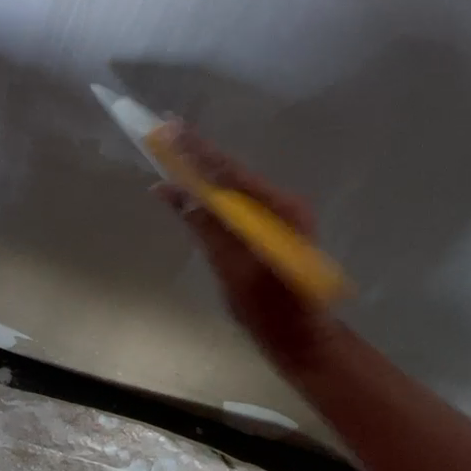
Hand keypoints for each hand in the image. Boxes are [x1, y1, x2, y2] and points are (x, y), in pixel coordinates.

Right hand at [152, 122, 342, 374]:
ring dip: (201, 169)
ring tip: (172, 148)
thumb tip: (169, 188)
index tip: (168, 127)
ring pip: (232, 185)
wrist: (304, 343)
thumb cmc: (270, 310)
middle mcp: (283, 203)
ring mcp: (279, 215)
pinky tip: (190, 183)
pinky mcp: (271, 227)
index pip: (228, 171)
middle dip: (196, 152)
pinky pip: (236, 201)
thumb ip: (201, 223)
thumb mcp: (230, 267)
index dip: (195, 150)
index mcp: (279, 208)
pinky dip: (211, 191)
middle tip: (165, 127)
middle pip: (230, 172)